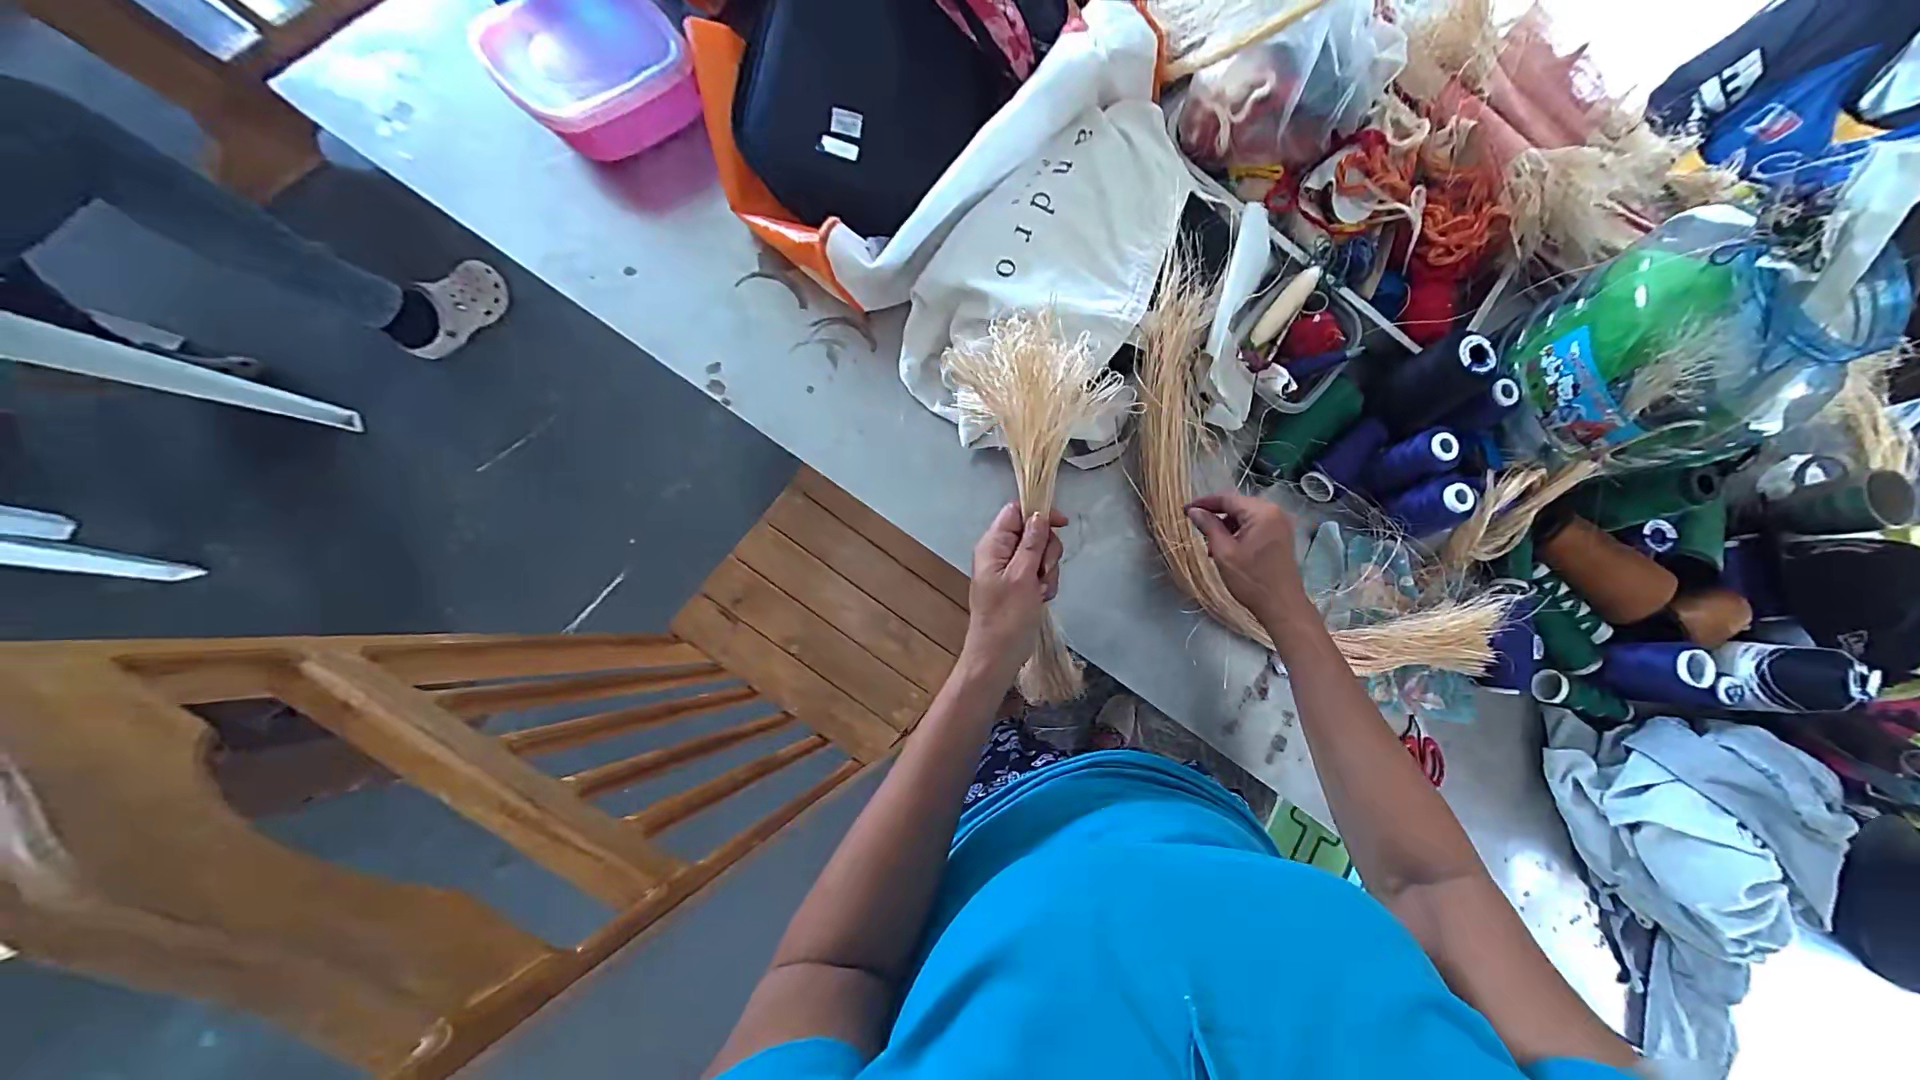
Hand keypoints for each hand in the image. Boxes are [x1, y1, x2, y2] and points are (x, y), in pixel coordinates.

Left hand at [962, 502, 1065, 688]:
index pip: (1015, 511)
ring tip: (1041, 590)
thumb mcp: (1022, 576)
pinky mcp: (1020, 584)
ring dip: (1048, 570)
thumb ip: (1032, 543)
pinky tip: (1042, 598)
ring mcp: (1010, 569)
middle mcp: (1000, 552)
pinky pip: (1040, 572)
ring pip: (1041, 553)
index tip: (1061, 525)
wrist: (998, 655)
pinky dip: (1046, 583)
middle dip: (1047, 550)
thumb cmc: (1007, 617)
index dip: (1039, 513)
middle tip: (1043, 571)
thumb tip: (1039, 515)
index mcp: (993, 545)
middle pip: (1033, 531)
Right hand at [1185, 492, 1309, 622]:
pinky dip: (1239, 532)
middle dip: (1216, 515)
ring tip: (1210, 542)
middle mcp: (1275, 512)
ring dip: (1226, 525)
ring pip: (1246, 516)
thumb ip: (1208, 526)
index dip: (1204, 503)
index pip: (1227, 499)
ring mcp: (1281, 524)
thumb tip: (1194, 511)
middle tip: (1195, 526)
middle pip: (1238, 506)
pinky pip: (1255, 526)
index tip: (1185, 510)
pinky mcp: (1281, 536)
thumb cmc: (1251, 579)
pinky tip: (1227, 547)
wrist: (1281, 605)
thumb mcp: (1223, 552)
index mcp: (1262, 512)